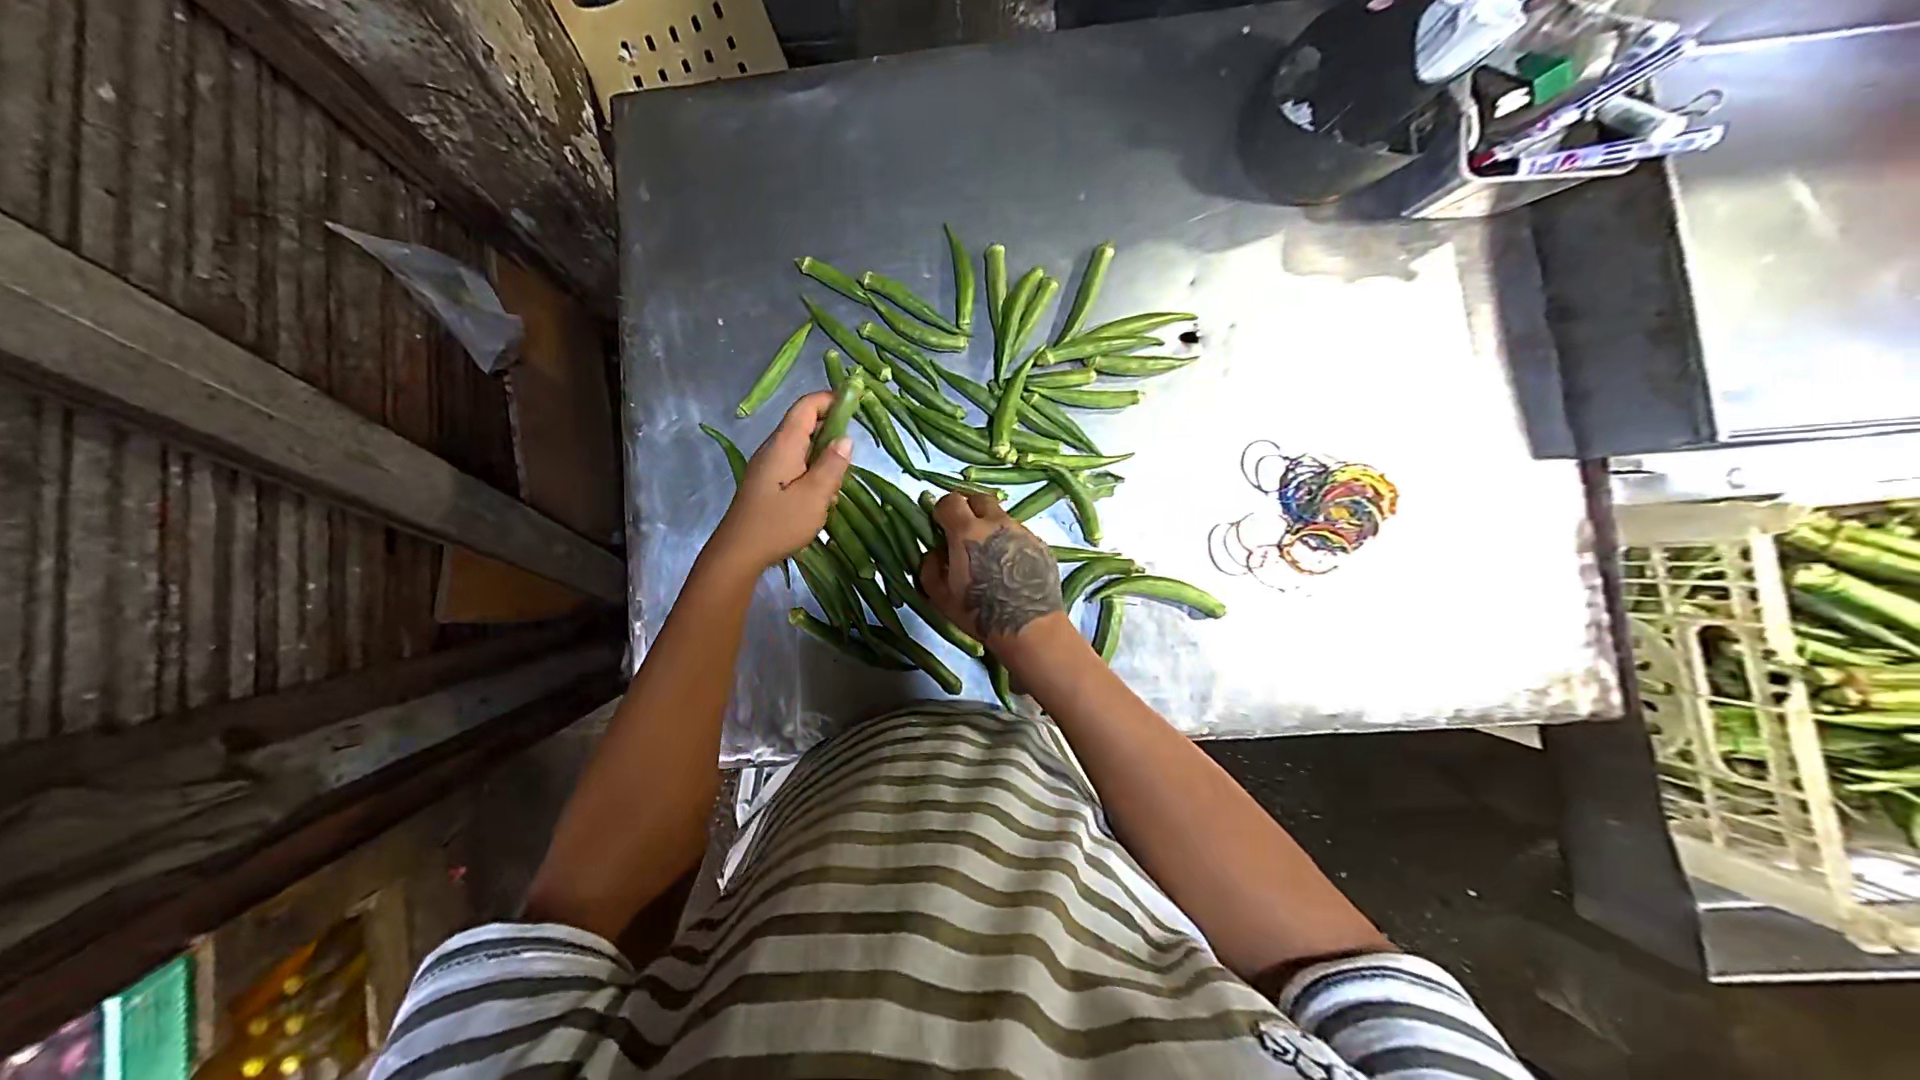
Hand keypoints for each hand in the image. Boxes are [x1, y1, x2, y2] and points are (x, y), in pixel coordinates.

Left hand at [708, 391, 852, 571]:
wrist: (738, 554)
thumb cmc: (778, 524)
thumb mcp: (814, 496)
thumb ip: (832, 465)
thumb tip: (846, 438)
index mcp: (784, 444)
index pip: (807, 406)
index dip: (832, 399)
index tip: (857, 403)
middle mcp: (774, 449)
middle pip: (805, 424)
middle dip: (832, 429)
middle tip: (855, 449)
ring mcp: (768, 466)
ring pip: (802, 447)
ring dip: (824, 455)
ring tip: (840, 480)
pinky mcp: (768, 483)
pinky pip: (796, 465)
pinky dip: (814, 471)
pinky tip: (823, 496)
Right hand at [919, 492, 1065, 647]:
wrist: (1030, 628)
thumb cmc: (980, 613)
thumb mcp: (940, 596)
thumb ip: (929, 567)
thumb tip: (934, 553)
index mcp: (967, 531)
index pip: (950, 501)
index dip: (942, 510)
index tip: (940, 525)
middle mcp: (997, 524)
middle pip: (980, 499)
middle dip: (968, 509)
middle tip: (963, 531)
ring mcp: (1023, 532)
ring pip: (1002, 518)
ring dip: (991, 528)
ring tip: (989, 555)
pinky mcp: (1041, 545)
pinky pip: (1020, 535)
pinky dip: (1010, 543)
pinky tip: (1010, 567)